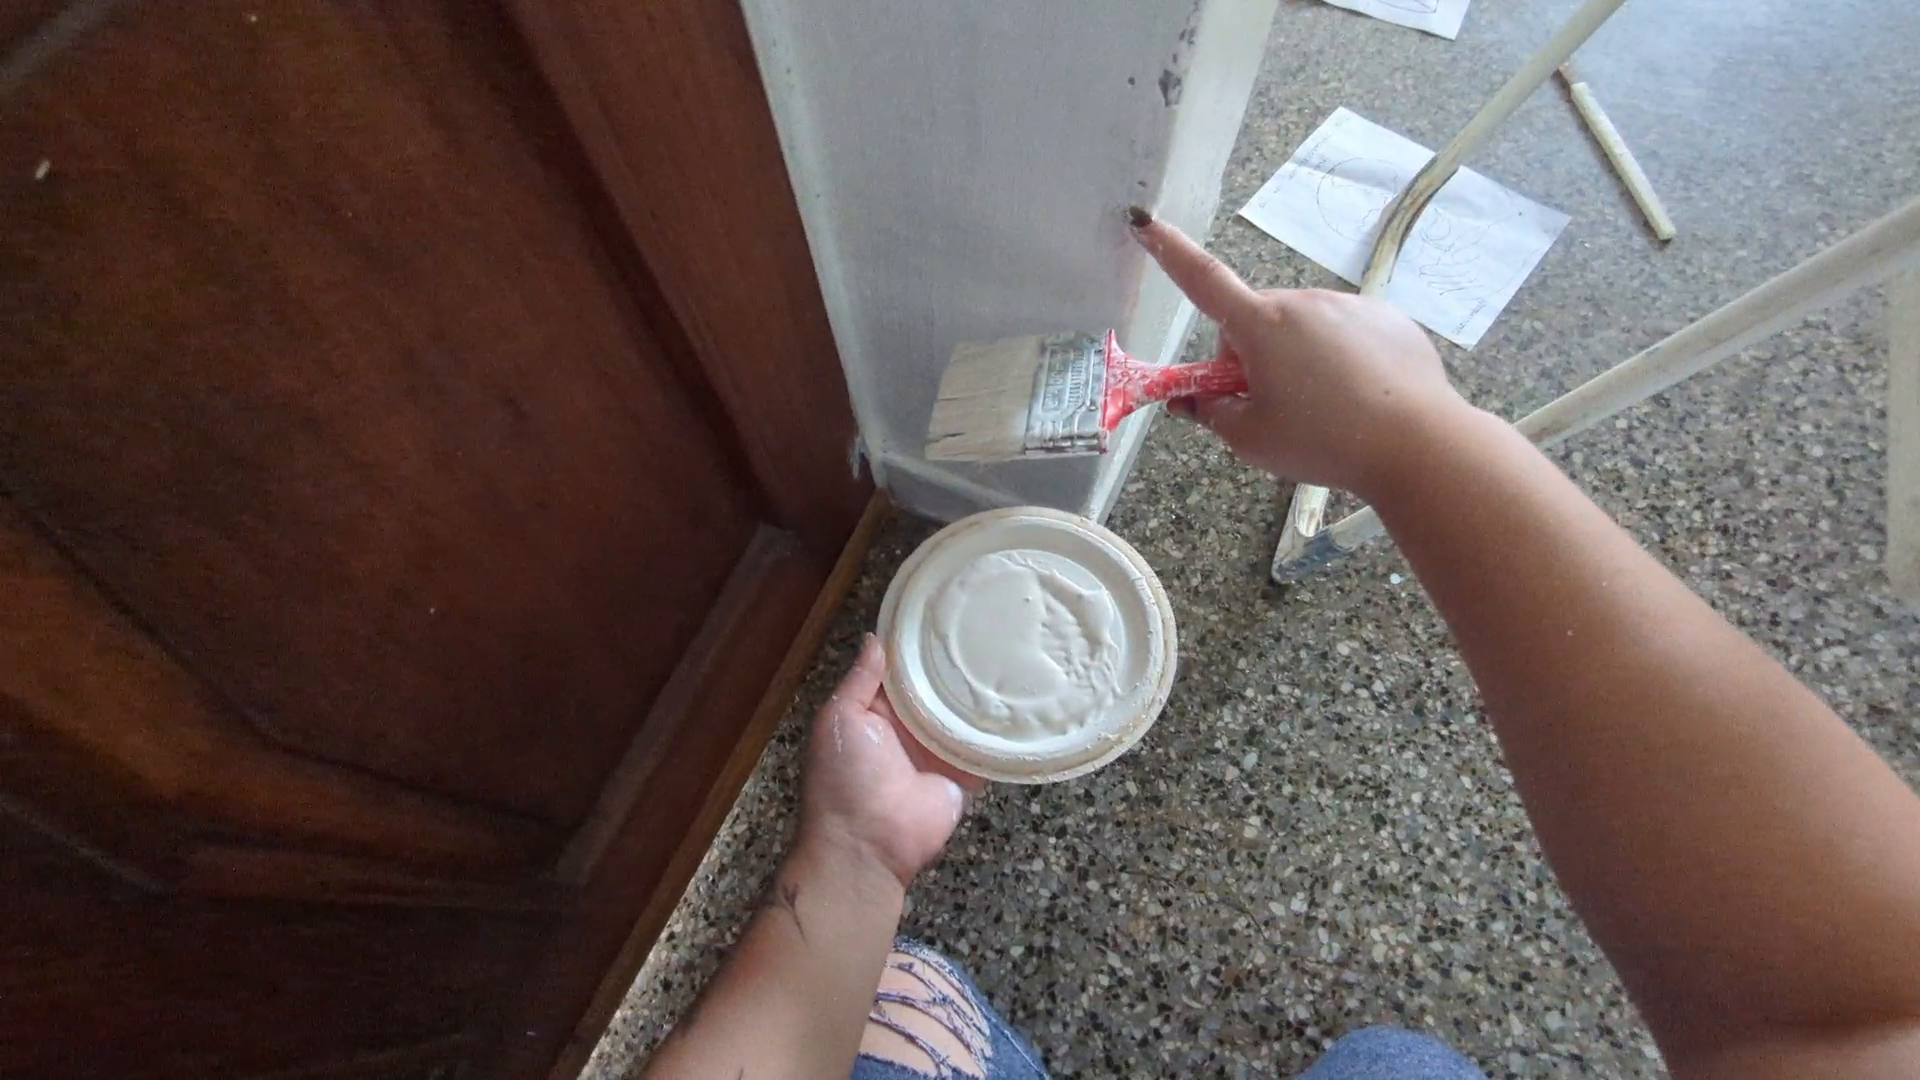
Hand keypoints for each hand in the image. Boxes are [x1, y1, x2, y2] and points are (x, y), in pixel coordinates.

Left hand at [800, 634, 987, 888]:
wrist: (868, 844)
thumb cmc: (843, 777)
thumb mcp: (840, 719)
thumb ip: (860, 680)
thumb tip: (875, 638)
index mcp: (877, 711)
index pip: (902, 671)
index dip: (917, 646)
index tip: (941, 615)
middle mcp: (910, 727)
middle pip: (938, 690)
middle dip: (956, 667)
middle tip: (985, 629)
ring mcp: (938, 751)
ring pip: (963, 715)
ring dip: (980, 696)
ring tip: (1010, 657)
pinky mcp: (964, 774)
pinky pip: (984, 749)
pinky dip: (999, 733)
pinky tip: (1020, 704)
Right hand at [1132, 214, 1469, 496]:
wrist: (1419, 444)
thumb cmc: (1321, 441)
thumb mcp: (1248, 437)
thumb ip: (1210, 411)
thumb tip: (1192, 399)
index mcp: (1263, 325)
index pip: (1203, 280)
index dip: (1169, 252)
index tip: (1145, 220)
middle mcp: (1304, 302)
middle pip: (1253, 322)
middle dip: (1247, 357)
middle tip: (1264, 405)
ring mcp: (1348, 306)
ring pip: (1297, 329)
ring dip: (1291, 358)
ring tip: (1316, 408)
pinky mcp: (1385, 318)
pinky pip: (1340, 332)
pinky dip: (1333, 359)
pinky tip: (1352, 397)